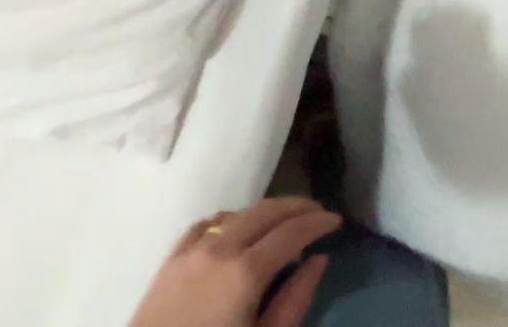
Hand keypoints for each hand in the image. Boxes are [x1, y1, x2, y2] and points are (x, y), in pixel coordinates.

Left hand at [129, 197, 342, 326]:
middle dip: (296, 207)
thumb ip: (295, 300)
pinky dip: (232, 220)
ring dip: (266, 212)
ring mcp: (192, 251)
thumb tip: (318, 260)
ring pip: (238, 213)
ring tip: (283, 223)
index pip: (292, 232)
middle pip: (267, 211)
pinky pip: (207, 225)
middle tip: (317, 212)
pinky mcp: (170, 261)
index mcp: (246, 272)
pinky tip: (238, 231)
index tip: (336, 220)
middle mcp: (221, 249)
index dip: (318, 222)